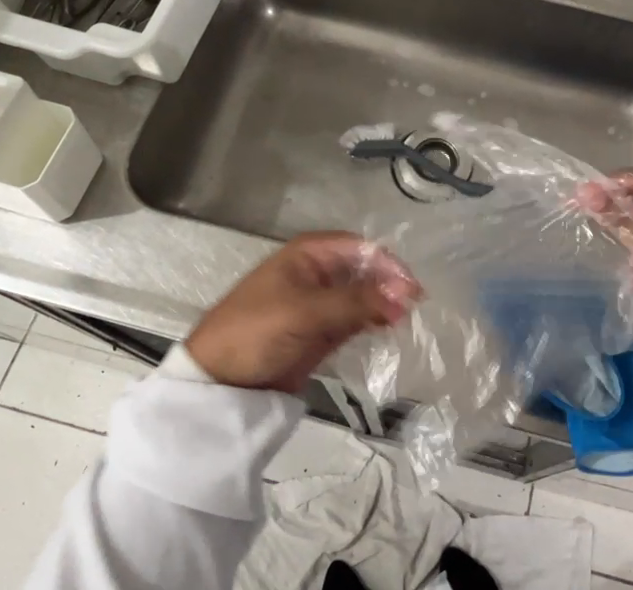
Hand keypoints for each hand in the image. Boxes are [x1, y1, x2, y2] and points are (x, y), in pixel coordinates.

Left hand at [185, 232, 420, 392]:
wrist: (218, 383)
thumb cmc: (255, 332)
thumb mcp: (305, 312)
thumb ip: (356, 302)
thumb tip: (406, 295)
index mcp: (308, 255)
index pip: (360, 248)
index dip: (387, 263)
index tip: (411, 288)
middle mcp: (317, 274)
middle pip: (365, 271)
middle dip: (389, 284)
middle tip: (414, 308)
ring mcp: (320, 304)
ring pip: (363, 297)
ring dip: (384, 305)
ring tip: (406, 321)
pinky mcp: (322, 333)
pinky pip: (356, 321)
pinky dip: (374, 323)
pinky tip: (390, 331)